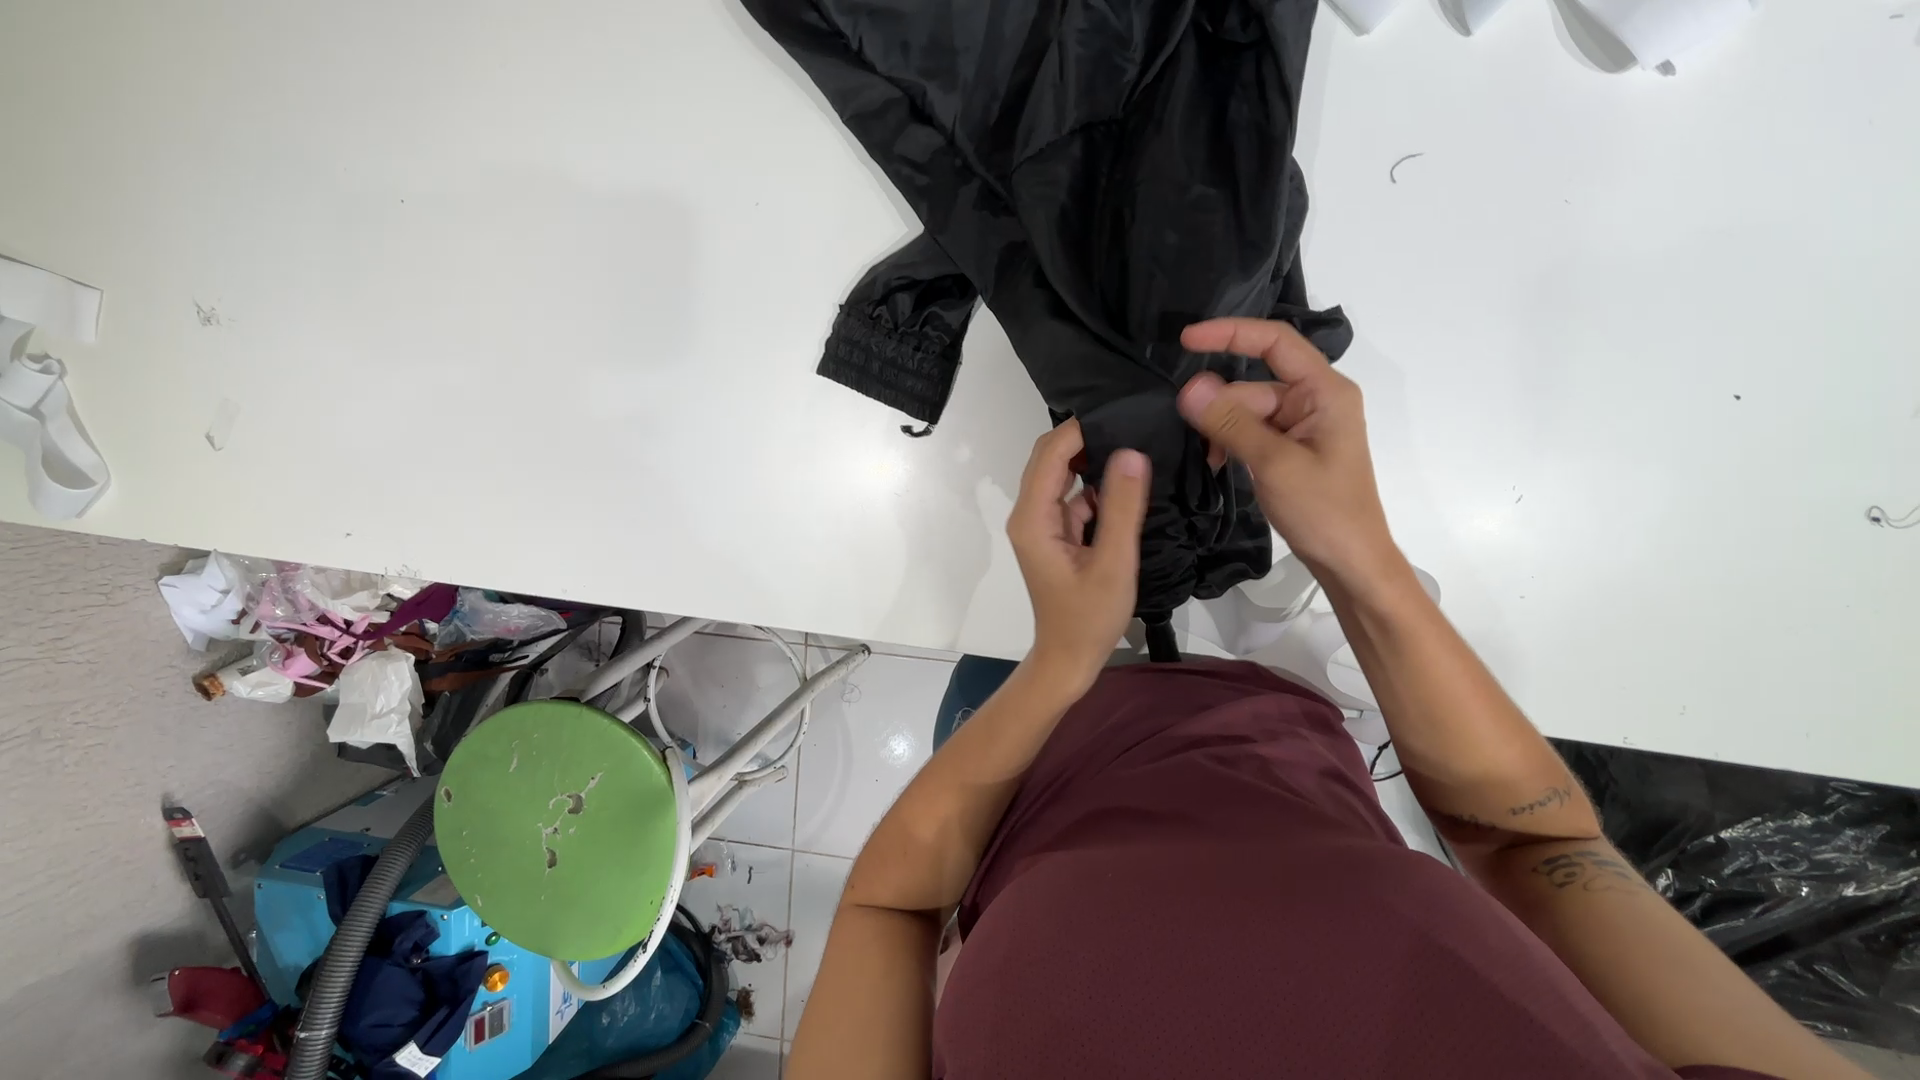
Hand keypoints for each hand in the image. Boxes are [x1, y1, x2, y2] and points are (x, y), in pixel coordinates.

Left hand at [1006, 419, 1149, 689]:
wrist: (1069, 658)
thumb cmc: (1089, 617)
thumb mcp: (1113, 563)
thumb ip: (1121, 507)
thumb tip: (1131, 452)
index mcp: (1033, 519)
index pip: (1050, 453)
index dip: (1081, 428)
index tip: (1124, 414)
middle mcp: (1029, 514)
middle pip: (1050, 457)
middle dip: (1087, 439)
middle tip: (1133, 425)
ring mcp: (1040, 524)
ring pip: (1062, 475)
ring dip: (1093, 461)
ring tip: (1136, 445)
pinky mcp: (1055, 534)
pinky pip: (1072, 497)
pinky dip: (1096, 487)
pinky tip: (1128, 482)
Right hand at [1176, 317, 1399, 585]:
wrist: (1351, 562)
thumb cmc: (1324, 511)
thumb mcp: (1274, 463)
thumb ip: (1231, 422)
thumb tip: (1190, 387)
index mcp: (1325, 391)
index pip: (1275, 342)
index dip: (1230, 333)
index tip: (1186, 341)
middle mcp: (1315, 400)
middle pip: (1253, 384)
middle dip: (1222, 407)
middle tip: (1199, 441)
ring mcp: (1303, 426)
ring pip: (1247, 411)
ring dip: (1223, 431)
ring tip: (1213, 462)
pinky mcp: (1291, 449)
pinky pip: (1251, 432)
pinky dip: (1231, 444)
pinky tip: (1220, 466)